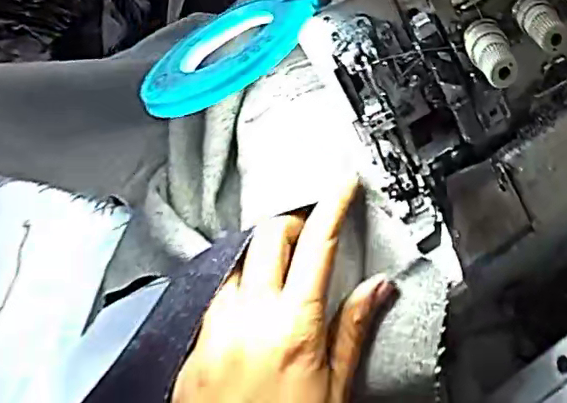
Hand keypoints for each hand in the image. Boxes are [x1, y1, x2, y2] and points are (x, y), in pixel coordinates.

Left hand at [173, 177, 394, 402]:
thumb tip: (379, 285)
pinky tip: (250, 313)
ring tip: (280, 276)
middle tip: (312, 236)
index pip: (318, 243)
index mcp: (292, 326)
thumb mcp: (334, 389)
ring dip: (260, 259)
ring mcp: (212, 339)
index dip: (334, 204)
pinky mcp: (187, 360)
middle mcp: (248, 323)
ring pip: (235, 266)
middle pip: (269, 237)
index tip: (345, 184)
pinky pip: (212, 303)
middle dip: (294, 225)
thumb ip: (353, 329)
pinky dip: (235, 293)